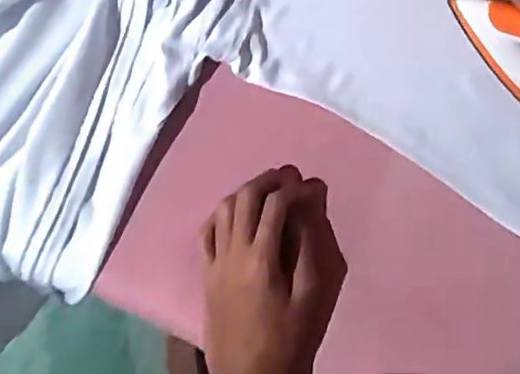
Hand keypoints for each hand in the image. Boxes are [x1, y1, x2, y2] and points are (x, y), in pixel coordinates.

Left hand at [200, 165, 346, 373]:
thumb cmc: (288, 343)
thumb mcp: (311, 299)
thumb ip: (311, 248)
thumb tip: (313, 207)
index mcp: (261, 259)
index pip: (276, 205)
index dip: (296, 189)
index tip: (312, 186)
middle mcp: (234, 253)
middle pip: (246, 196)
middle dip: (269, 179)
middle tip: (289, 176)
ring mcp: (216, 263)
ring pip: (224, 208)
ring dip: (245, 191)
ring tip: (266, 190)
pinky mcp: (205, 276)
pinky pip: (206, 232)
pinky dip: (221, 214)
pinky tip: (235, 213)